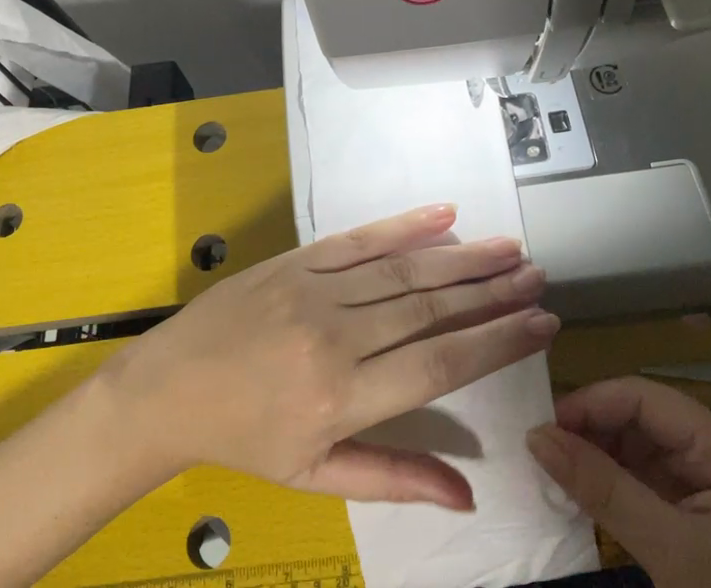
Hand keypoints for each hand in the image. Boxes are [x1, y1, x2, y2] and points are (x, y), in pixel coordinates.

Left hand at [97, 204, 556, 509]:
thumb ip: (393, 478)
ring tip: (510, 248)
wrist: (168, 388)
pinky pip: (358, 238)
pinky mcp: (295, 260)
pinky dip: (404, 226)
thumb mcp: (315, 474)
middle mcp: (335, 337)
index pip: (440, 364)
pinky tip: (444, 215)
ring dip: (462, 257)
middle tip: (538, 276)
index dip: (497, 342)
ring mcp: (314, 290)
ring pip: (403, 269)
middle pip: (430, 308)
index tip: (542, 323)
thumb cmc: (245, 438)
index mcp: (343, 397)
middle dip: (492, 292)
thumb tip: (469, 495)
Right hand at [527, 378, 710, 587]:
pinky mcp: (689, 516)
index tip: (538, 427)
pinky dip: (602, 487)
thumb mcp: (673, 549)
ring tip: (542, 468)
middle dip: (585, 430)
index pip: (644, 398)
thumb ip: (606, 490)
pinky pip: (636, 484)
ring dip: (589, 458)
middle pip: (636, 419)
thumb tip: (536, 436)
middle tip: (533, 450)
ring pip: (631, 450)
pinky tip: (570, 494)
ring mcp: (701, 484)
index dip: (590, 404)